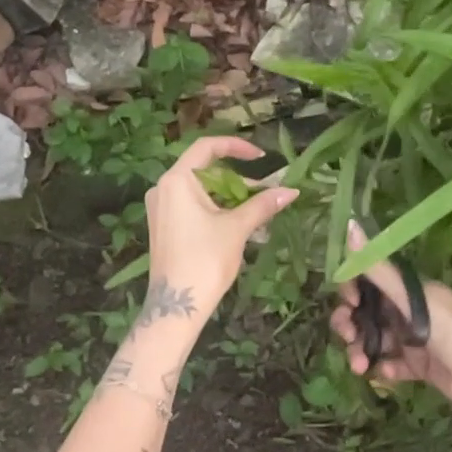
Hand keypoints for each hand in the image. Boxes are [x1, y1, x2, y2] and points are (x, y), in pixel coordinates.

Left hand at [142, 138, 298, 316]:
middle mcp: (163, 188)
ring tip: (259, 209)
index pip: (207, 147)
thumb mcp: (237, 228)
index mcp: (176, 180)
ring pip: (200, 190)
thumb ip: (262, 204)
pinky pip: (192, 205)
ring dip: (229, 195)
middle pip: (204, 169)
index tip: (261, 156)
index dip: (236, 147)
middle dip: (237, 178)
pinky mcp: (164, 225)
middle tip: (265, 190)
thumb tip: (291, 190)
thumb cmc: (205, 260)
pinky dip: (216, 208)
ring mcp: (161, 207)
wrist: (177, 305)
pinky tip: (239, 222)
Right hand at [331, 221, 451, 414]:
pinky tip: (383, 374)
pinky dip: (383, 368)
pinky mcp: (419, 366)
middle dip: (350, 324)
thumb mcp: (411, 297)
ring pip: (376, 340)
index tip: (350, 304)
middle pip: (367, 313)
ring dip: (361, 350)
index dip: (353, 292)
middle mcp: (409, 311)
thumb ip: (378, 268)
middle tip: (347, 337)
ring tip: (359, 367)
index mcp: (409, 290)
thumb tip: (350, 224)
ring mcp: (414, 339)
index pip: (370, 283)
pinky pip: (392, 364)